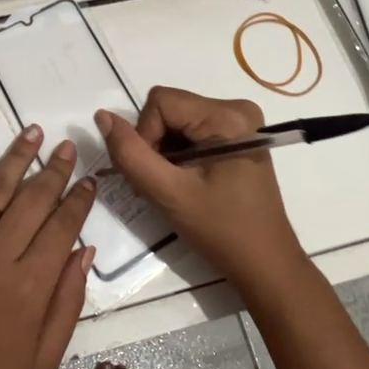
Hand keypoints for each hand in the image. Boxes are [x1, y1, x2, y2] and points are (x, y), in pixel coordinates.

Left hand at [0, 125, 98, 368]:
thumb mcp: (43, 359)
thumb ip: (66, 302)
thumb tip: (83, 250)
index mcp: (29, 287)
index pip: (62, 227)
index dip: (79, 200)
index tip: (90, 179)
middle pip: (31, 200)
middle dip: (54, 170)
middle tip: (67, 147)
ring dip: (15, 158)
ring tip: (32, 133)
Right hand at [94, 87, 303, 283]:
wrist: (266, 266)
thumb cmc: (222, 232)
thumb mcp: (170, 195)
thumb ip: (132, 155)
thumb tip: (102, 116)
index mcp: (228, 116)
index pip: (161, 102)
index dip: (146, 135)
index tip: (156, 174)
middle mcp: (237, 108)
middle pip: (169, 108)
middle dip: (156, 143)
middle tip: (162, 184)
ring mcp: (240, 121)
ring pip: (178, 119)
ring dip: (165, 149)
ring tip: (175, 185)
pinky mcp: (237, 136)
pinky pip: (192, 128)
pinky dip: (179, 152)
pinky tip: (187, 180)